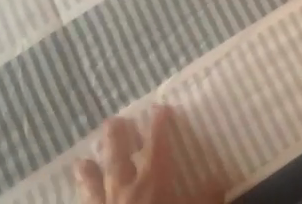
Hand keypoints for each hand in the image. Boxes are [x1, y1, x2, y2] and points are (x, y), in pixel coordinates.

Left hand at [75, 107, 221, 203]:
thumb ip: (208, 196)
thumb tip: (221, 178)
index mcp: (152, 181)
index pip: (156, 146)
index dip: (158, 126)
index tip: (159, 107)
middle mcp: (126, 190)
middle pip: (118, 159)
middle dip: (115, 139)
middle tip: (112, 121)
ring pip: (95, 185)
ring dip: (89, 172)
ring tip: (82, 160)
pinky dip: (83, 198)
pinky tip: (80, 197)